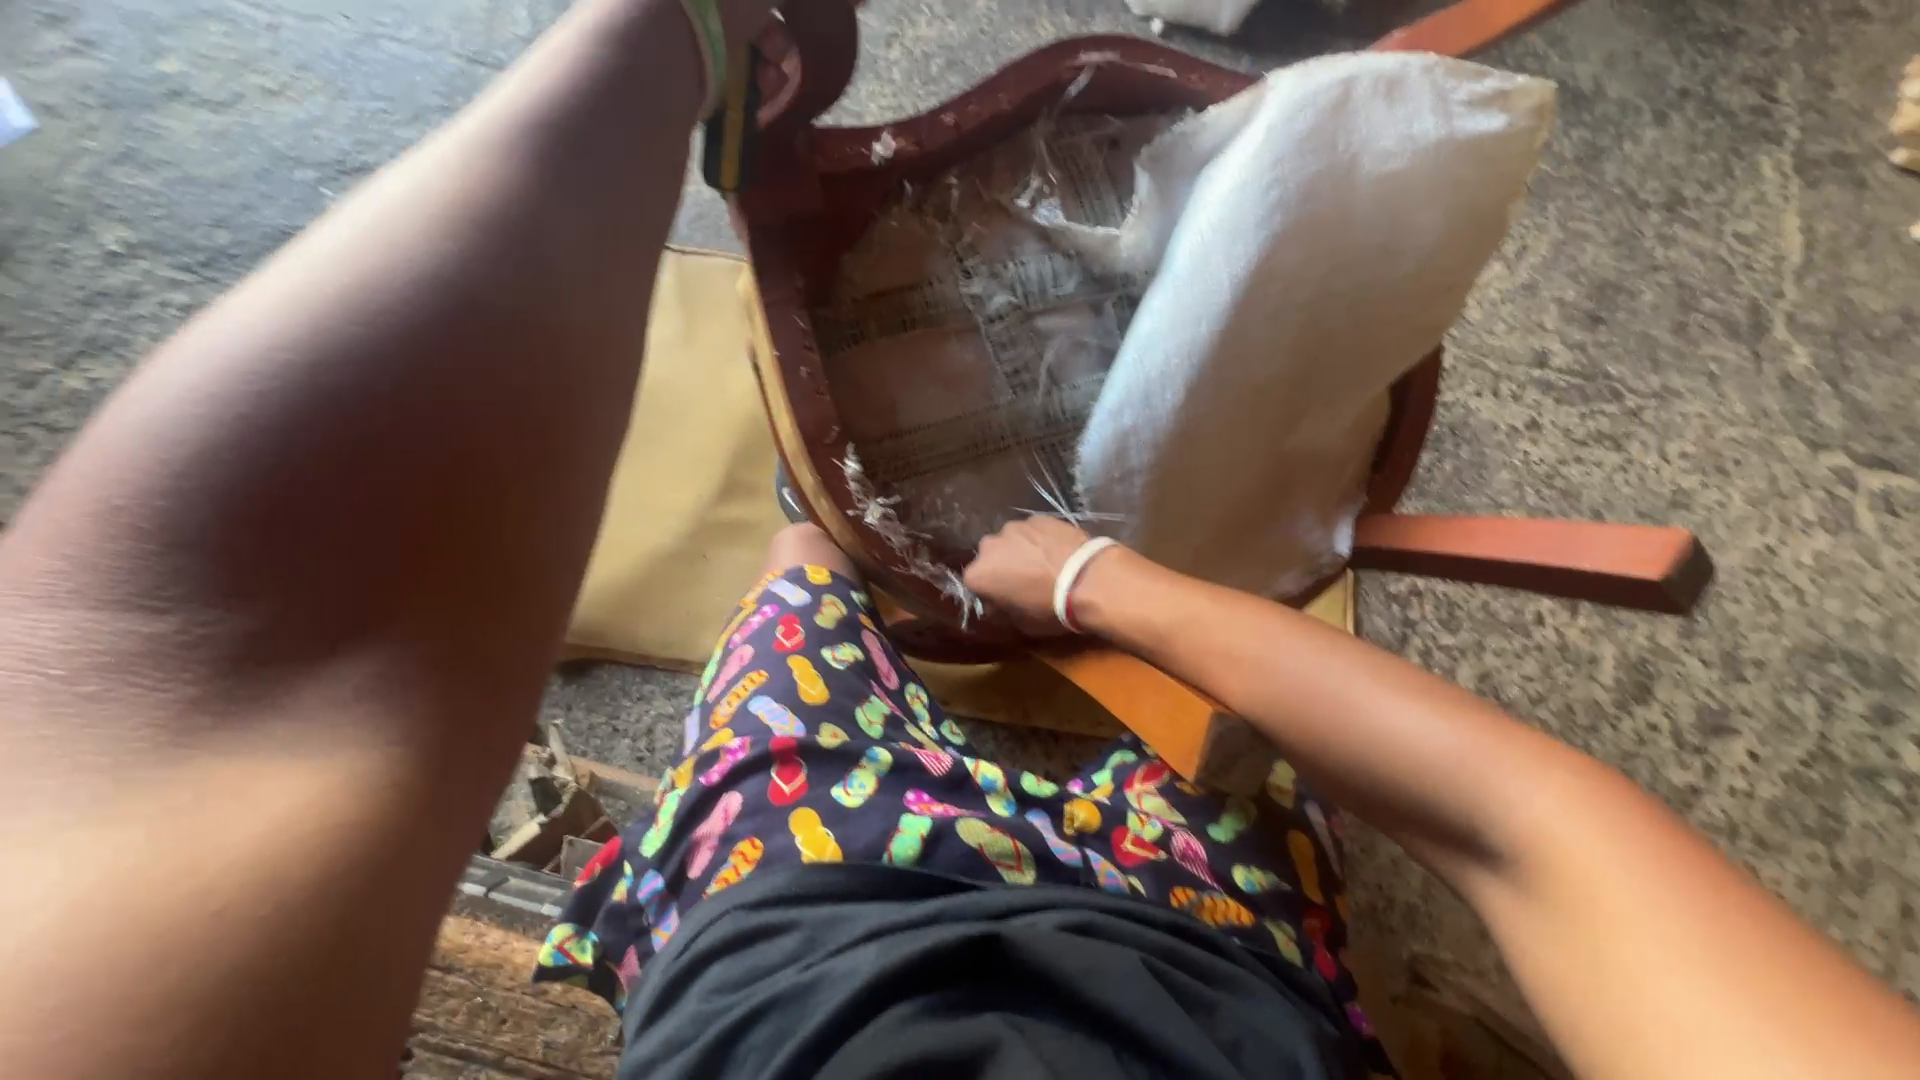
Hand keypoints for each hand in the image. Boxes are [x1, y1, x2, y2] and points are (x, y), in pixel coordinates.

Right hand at [963, 516, 1102, 634]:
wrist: (1088, 579)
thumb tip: (1001, 604)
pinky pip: (1034, 531)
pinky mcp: (1039, 517)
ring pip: (1012, 540)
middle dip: (1003, 566)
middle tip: (1025, 580)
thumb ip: (1003, 610)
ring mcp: (1015, 527)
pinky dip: (1041, 540)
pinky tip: (1058, 551)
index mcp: (979, 574)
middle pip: (991, 557)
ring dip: (1021, 550)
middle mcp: (990, 545)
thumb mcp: (1022, 623)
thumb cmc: (1051, 608)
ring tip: (1044, 563)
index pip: (975, 583)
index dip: (990, 592)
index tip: (1006, 600)